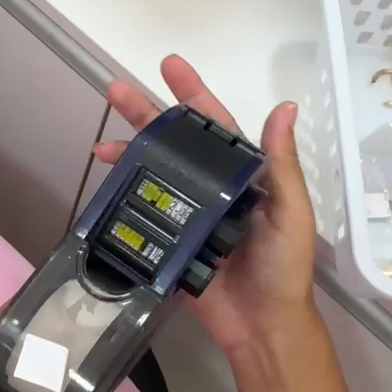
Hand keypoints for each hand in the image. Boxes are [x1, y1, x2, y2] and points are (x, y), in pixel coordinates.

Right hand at [98, 55, 318, 357]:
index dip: (194, 94)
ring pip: (154, 174)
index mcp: (244, 177)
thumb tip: (284, 107)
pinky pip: (145, 214)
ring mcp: (189, 215)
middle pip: (175, 144)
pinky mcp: (171, 242)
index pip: (216, 127)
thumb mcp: (291, 213)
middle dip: (146, 115)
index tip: (170, 66)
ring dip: (129, 156)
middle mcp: (213, 189)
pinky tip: (108, 187)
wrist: (262, 325)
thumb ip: (280, 165)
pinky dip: (125, 199)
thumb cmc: (283, 267)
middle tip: (116, 90)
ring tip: (100, 144)